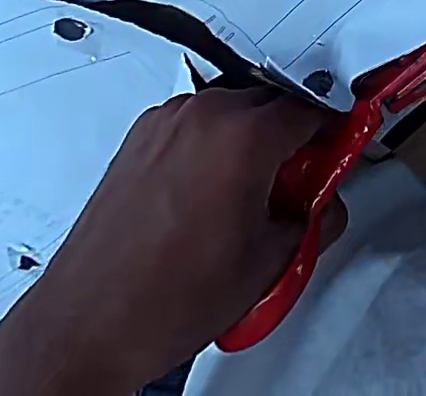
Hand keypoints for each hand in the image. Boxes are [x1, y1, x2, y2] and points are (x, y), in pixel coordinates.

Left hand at [0, 87, 343, 395]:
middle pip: (271, 103)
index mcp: (244, 139)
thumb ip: (315, 219)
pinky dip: (211, 140)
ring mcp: (170, 120)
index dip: (331, 128)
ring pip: (232, 108)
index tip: (335, 141)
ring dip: (249, 135)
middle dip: (290, 134)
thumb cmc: (165, 297)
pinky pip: (195, 119)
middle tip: (296, 175)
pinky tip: (206, 188)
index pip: (310, 109)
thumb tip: (327, 203)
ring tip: (245, 189)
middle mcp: (206, 116)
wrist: (89, 321)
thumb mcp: (269, 263)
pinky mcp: (144, 132)